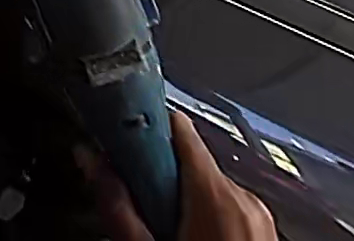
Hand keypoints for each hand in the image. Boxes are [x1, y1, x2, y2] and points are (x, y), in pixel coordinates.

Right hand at [79, 112, 275, 240]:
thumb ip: (114, 203)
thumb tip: (86, 156)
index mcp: (218, 195)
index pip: (176, 125)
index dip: (145, 128)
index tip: (123, 145)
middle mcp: (244, 199)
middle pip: (187, 155)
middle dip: (158, 170)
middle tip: (140, 200)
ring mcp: (261, 221)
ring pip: (204, 181)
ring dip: (179, 194)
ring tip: (165, 227)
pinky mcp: (267, 236)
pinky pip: (225, 205)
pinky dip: (202, 212)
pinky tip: (188, 239)